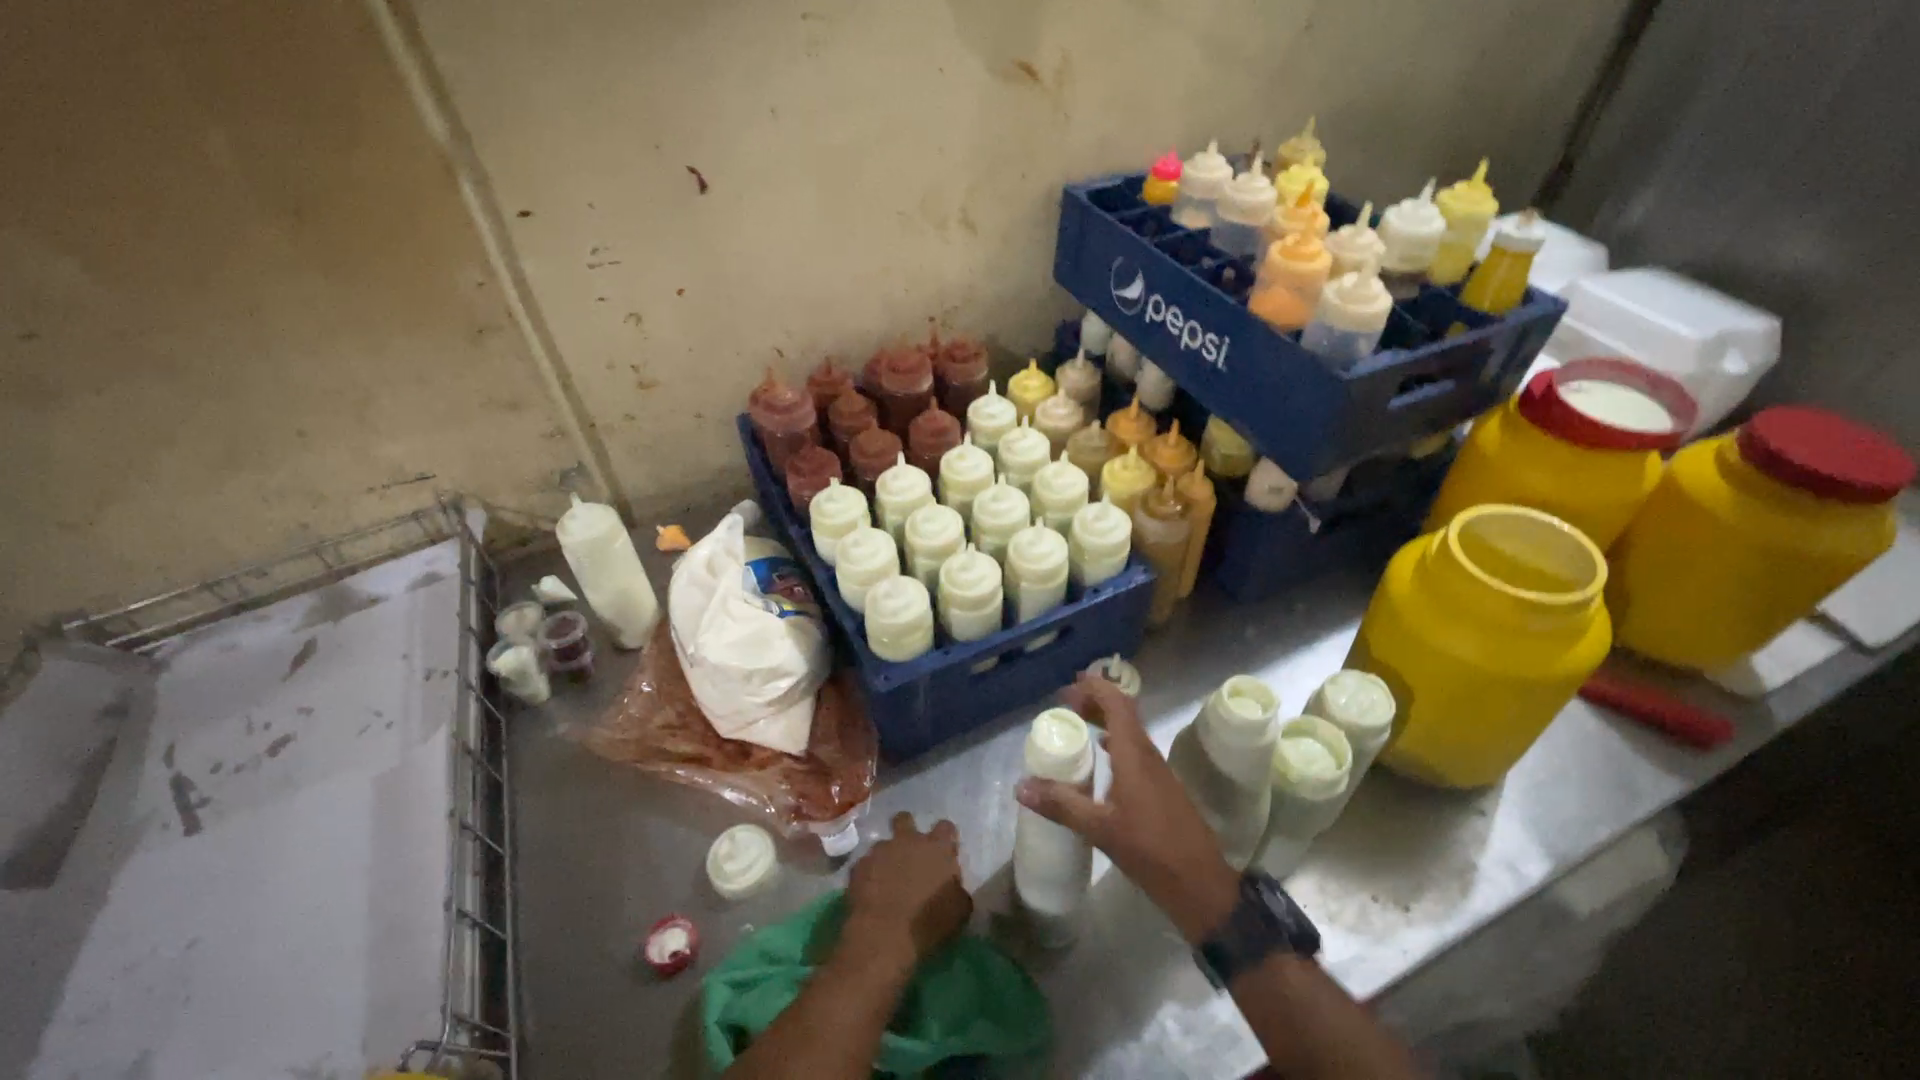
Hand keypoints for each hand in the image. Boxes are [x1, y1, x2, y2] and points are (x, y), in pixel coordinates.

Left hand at [843, 812, 972, 967]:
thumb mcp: (960, 908)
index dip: (946, 838)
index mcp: (937, 847)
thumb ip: (957, 886)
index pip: (946, 827)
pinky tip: (870, 892)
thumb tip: (952, 882)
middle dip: (907, 829)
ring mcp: (879, 851)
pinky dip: (869, 875)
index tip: (945, 852)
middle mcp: (907, 841)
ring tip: (886, 879)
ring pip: (882, 844)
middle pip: (905, 819)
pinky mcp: (858, 867)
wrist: (885, 934)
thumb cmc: (930, 921)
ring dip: (887, 857)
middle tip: (909, 851)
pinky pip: (865, 865)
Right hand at [1016, 674, 1239, 943]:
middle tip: (1065, 706)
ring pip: (1130, 733)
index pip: (1117, 703)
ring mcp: (1158, 773)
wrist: (1200, 883)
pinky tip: (1100, 764)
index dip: (1095, 688)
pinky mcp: (1161, 790)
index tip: (1068, 688)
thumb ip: (1061, 805)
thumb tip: (1022, 786)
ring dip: (1105, 723)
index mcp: (1134, 755)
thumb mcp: (1100, 828)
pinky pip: (1134, 753)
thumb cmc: (1151, 850)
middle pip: (1124, 713)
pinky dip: (1114, 745)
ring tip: (1077, 729)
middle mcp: (1148, 756)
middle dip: (1096, 702)